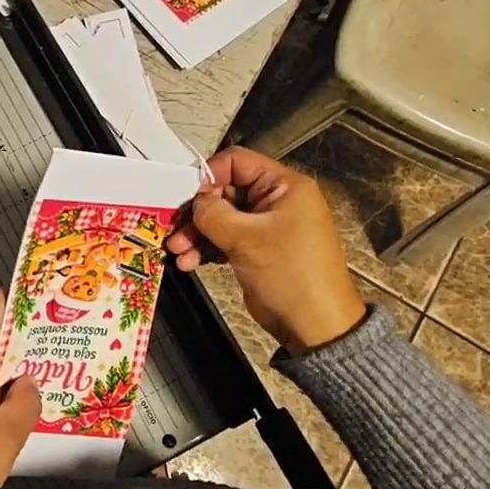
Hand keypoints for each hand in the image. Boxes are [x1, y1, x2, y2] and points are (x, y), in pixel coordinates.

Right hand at [166, 147, 366, 351]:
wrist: (314, 326)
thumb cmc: (291, 274)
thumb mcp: (247, 238)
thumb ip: (213, 213)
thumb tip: (196, 202)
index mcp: (284, 186)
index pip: (237, 162)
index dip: (209, 176)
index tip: (190, 197)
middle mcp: (275, 201)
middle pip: (224, 192)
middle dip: (198, 212)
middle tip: (175, 228)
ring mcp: (266, 227)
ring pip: (221, 218)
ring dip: (197, 233)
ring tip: (178, 251)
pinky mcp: (257, 249)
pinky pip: (225, 239)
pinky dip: (206, 248)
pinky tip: (190, 262)